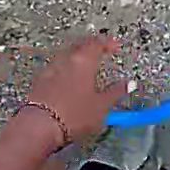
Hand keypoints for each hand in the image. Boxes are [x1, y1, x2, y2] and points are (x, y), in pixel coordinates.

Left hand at [21, 35, 133, 149]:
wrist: (39, 126)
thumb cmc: (74, 115)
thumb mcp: (101, 106)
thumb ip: (116, 92)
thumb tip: (130, 83)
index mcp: (84, 61)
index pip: (97, 43)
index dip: (108, 42)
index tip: (116, 44)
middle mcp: (66, 59)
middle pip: (80, 45)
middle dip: (92, 45)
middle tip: (101, 49)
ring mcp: (51, 69)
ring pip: (67, 55)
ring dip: (78, 55)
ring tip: (85, 62)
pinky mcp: (40, 80)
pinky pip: (56, 67)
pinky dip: (66, 67)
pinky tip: (68, 77)